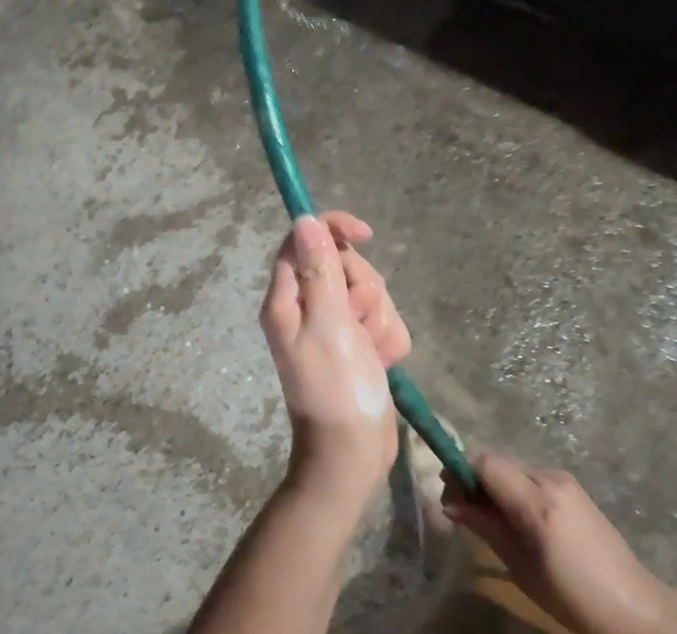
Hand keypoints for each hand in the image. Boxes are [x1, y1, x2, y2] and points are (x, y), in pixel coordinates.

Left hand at [260, 212, 412, 506]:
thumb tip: (304, 220)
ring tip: (371, 353)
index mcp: (288, 300)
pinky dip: (388, 341)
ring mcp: (336, 327)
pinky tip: (383, 364)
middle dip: (363, 290)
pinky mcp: (360, 345)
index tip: (365, 235)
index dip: (335, 230)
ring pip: (370, 293)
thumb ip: (319, 271)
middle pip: (344, 265)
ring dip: (379, 321)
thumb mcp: (327, 325)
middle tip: (357, 323)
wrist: (353, 455)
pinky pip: (383, 322)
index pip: (304, 240)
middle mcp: (308, 308)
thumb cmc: (335, 390)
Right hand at [444, 453, 676, 633]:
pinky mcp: (572, 486)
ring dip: (494, 484)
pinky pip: (531, 477)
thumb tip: (450, 503)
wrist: (630, 605)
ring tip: (490, 519)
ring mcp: (564, 479)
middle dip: (474, 480)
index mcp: (537, 501)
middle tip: (463, 511)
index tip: (448, 495)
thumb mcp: (519, 566)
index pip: (484, 462)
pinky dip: (514, 488)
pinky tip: (517, 519)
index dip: (460, 471)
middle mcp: (550, 478)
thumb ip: (485, 526)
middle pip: (497, 461)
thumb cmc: (569, 595)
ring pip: (513, 468)